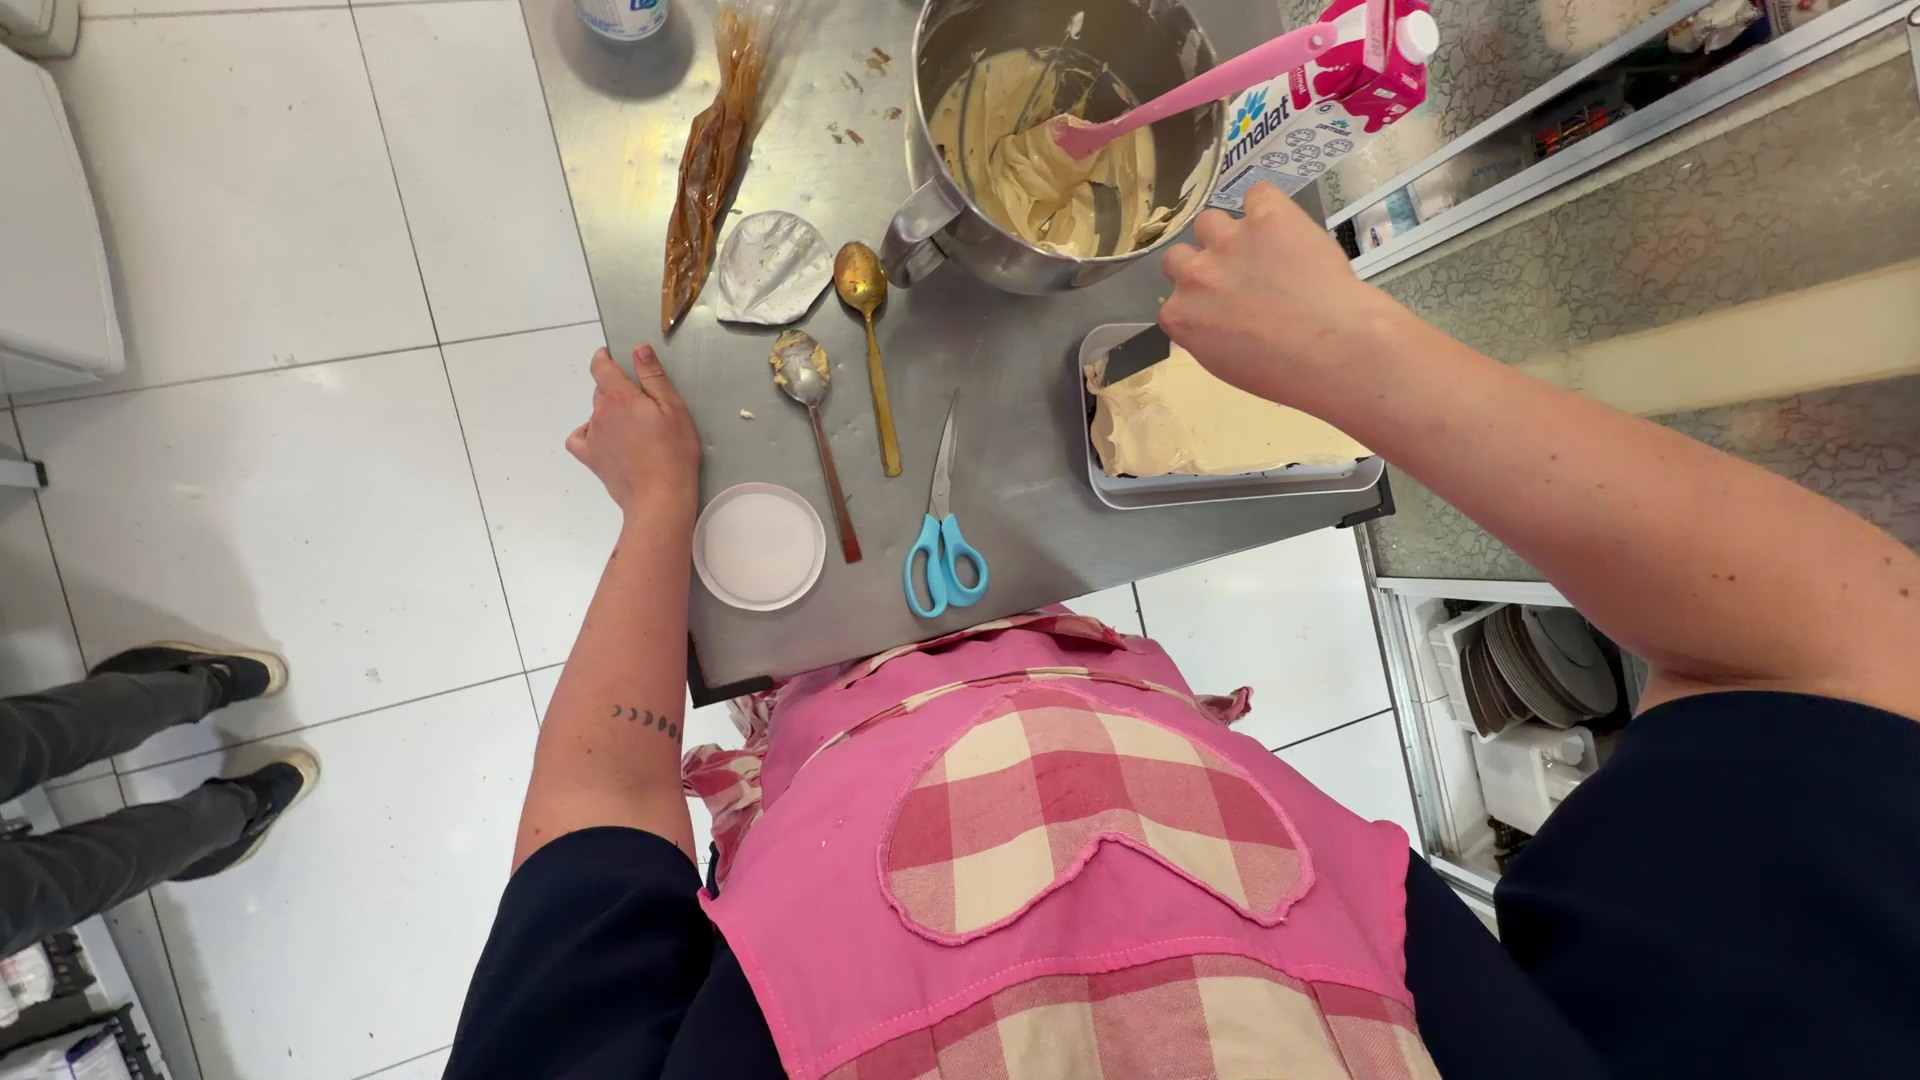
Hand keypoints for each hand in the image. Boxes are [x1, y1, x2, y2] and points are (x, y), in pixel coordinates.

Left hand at [567, 346, 701, 521]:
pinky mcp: (590, 457)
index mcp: (620, 396)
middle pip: (602, 390)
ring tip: (635, 430)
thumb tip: (638, 349)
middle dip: (618, 390)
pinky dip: (590, 433)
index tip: (613, 357)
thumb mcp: (674, 410)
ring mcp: (592, 435)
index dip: (605, 358)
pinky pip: (580, 437)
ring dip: (611, 413)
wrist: (659, 496)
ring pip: (596, 413)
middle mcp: (600, 412)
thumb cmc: (674, 453)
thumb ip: (654, 378)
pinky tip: (606, 439)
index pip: (601, 366)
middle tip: (644, 406)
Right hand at [1160, 183, 1410, 407]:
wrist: (1329, 348)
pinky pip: (1258, 195)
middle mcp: (1194, 275)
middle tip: (1232, 276)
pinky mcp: (1266, 216)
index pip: (1173, 299)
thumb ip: (1205, 333)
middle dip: (1200, 264)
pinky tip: (1284, 226)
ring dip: (1227, 233)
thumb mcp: (1224, 364)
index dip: (1197, 301)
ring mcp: (1227, 241)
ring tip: (1260, 248)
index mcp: (1180, 315)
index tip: (1219, 308)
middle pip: (1177, 255)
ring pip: (1209, 221)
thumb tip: (1214, 319)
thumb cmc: (1280, 371)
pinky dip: (1267, 207)